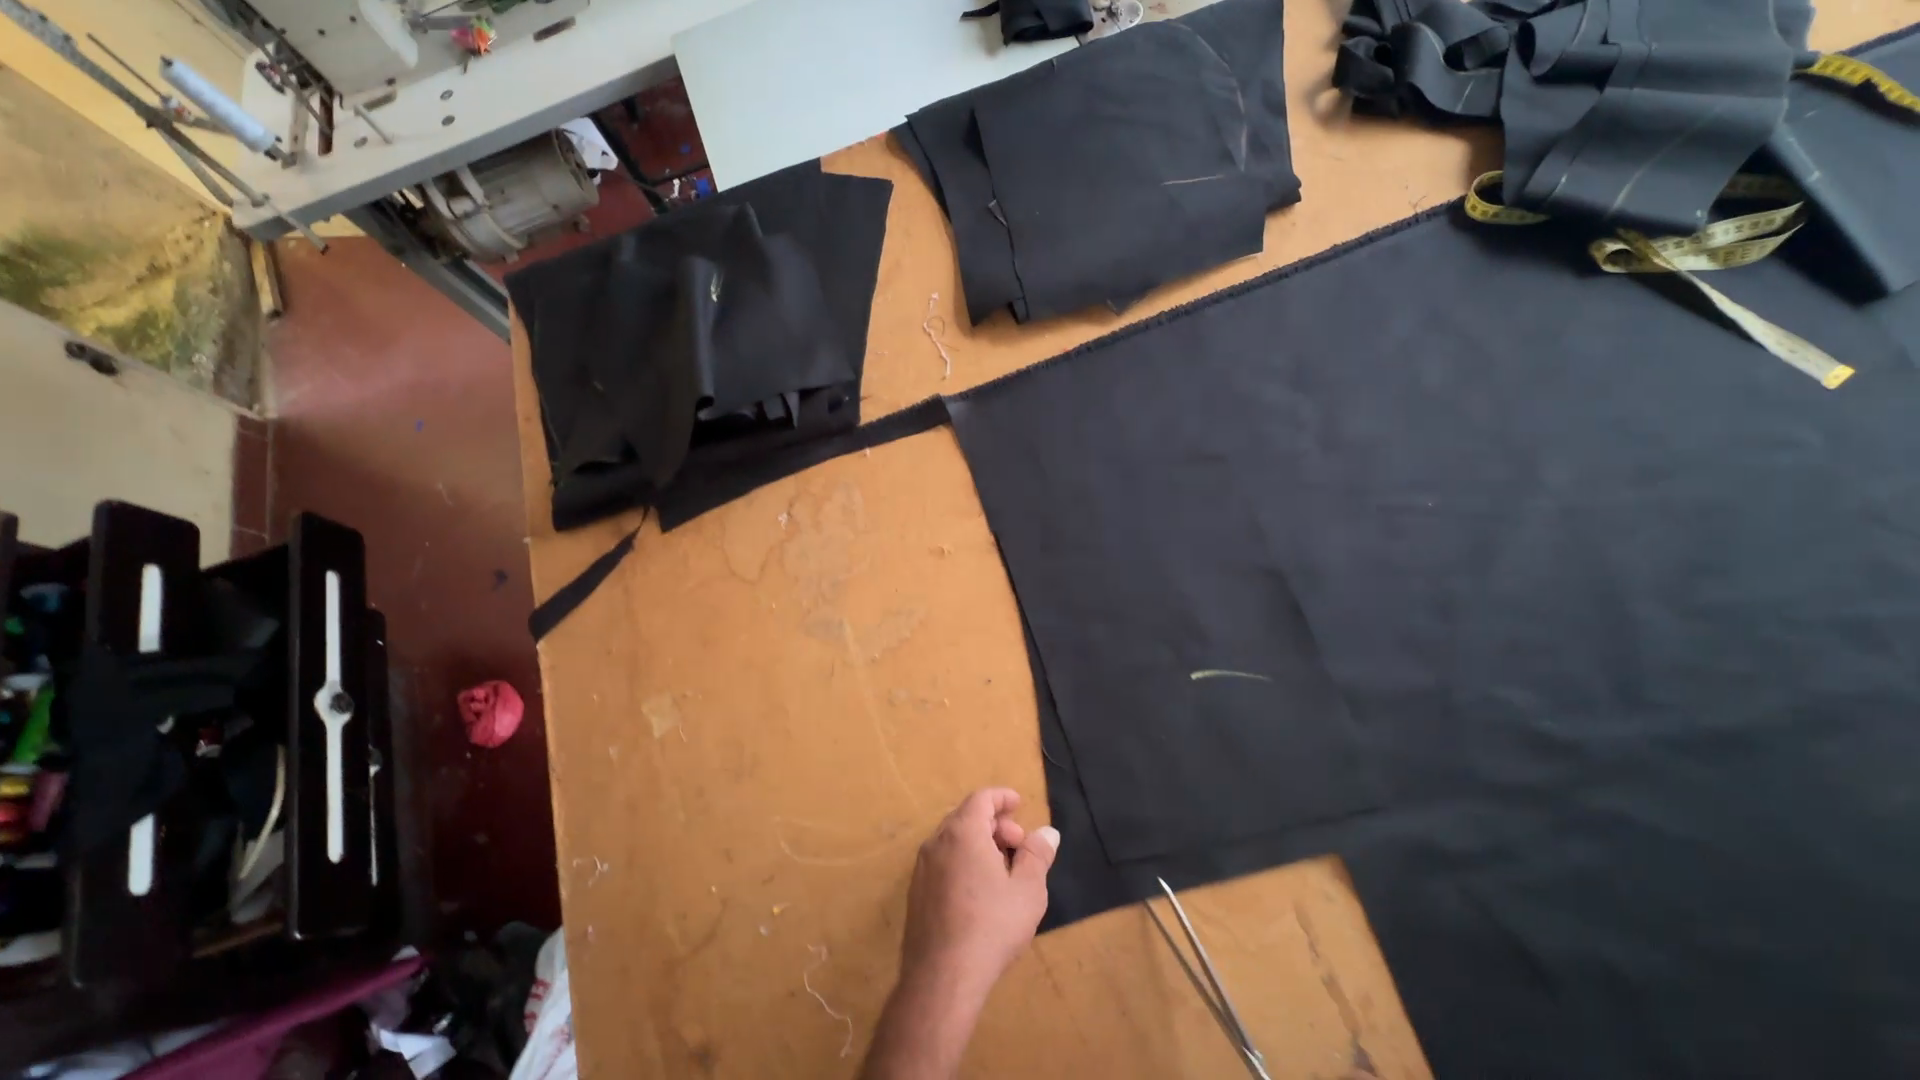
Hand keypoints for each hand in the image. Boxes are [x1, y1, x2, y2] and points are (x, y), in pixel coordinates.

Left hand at [901, 788, 1059, 995]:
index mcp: (963, 833)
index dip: (1002, 797)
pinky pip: (943, 863)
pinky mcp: (916, 893)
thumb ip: (1037, 855)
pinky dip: (963, 862)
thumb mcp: (1028, 890)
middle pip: (966, 817)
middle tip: (1018, 846)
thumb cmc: (991, 926)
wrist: (943, 975)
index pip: (981, 799)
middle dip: (995, 824)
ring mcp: (921, 869)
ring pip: (952, 841)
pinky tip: (980, 892)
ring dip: (979, 844)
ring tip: (1004, 870)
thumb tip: (1047, 832)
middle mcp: (936, 843)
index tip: (1019, 804)